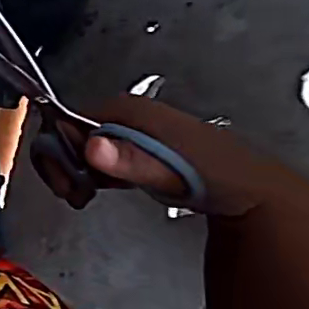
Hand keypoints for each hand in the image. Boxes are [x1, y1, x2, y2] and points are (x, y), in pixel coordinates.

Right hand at [46, 94, 308, 216]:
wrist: (249, 190)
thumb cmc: (213, 176)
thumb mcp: (168, 171)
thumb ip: (130, 161)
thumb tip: (92, 146)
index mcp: (129, 113)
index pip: (69, 121)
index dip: (58, 150)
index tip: (65, 181)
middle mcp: (126, 118)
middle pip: (70, 132)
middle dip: (61, 162)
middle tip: (71, 193)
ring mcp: (130, 134)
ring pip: (80, 145)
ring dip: (72, 171)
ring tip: (80, 195)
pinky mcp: (134, 150)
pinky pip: (96, 156)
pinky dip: (87, 174)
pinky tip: (92, 191)